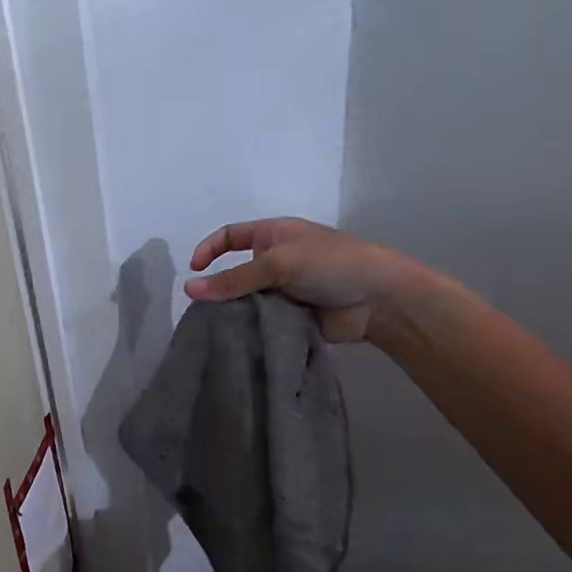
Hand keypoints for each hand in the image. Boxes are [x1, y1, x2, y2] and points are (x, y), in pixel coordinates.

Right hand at [184, 218, 429, 342]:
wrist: (382, 300)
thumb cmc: (332, 265)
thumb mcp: (277, 264)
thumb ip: (232, 279)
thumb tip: (189, 289)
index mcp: (274, 235)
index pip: (230, 236)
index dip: (209, 249)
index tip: (194, 271)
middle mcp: (277, 260)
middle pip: (235, 271)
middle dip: (220, 288)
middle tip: (205, 307)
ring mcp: (285, 288)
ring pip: (246, 299)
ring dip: (236, 310)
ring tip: (222, 325)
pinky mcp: (292, 314)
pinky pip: (261, 319)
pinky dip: (252, 326)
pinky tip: (241, 336)